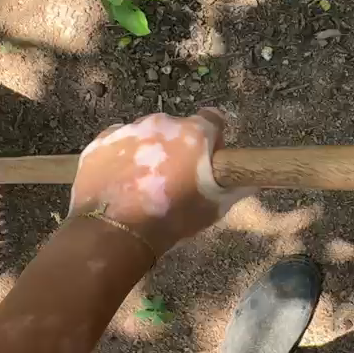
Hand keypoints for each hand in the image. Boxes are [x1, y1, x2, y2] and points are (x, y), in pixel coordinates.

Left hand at [69, 109, 249, 253]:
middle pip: (178, 127)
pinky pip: (118, 141)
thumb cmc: (171, 219)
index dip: (213, 138)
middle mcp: (163, 122)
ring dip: (150, 150)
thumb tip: (252, 181)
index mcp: (194, 133)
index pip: (214, 119)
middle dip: (179, 146)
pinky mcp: (101, 142)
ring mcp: (129, 129)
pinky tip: (122, 179)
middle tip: (175, 176)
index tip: (208, 159)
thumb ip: (236, 189)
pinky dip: (122, 155)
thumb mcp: (214, 209)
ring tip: (144, 181)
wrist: (114, 233)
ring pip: (146, 133)